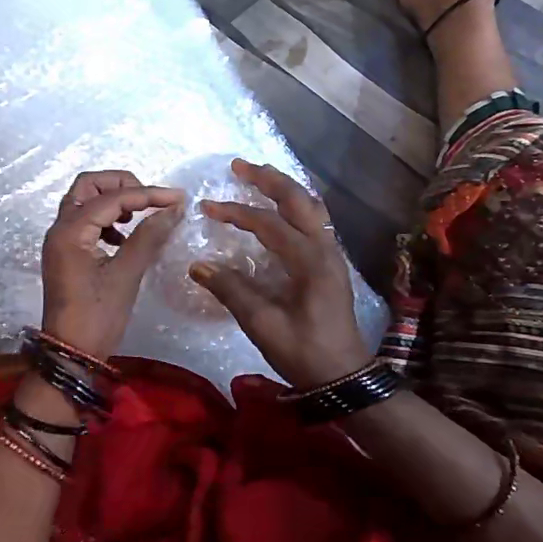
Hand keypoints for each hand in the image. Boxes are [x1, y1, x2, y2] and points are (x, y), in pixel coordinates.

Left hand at [39, 170, 185, 359]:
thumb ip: (148, 237)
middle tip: (149, 201)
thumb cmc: (97, 316)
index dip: (148, 195)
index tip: (178, 198)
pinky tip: (123, 238)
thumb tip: (174, 208)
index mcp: (70, 232)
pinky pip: (84, 220)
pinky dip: (105, 219)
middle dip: (122, 186)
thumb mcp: (125, 275)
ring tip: (138, 219)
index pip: (112, 199)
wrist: (70, 353)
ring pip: (84, 201)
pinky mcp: (65, 252)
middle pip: (89, 186)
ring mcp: (60, 240)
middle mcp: (59, 228)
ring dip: (112, 201)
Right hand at [189, 159, 370, 387]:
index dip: (236, 212)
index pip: (269, 224)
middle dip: (268, 179)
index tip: (207, 208)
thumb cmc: (303, 352)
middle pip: (298, 200)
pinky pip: (314, 221)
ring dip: (285, 188)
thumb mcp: (263, 325)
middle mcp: (325, 249)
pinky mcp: (331, 263)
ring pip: (311, 207)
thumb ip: (231, 291)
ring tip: (260, 176)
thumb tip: (198, 266)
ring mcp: (332, 254)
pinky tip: (281, 208)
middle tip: (239, 166)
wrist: (343, 375)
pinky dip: (295, 205)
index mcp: (310, 262)